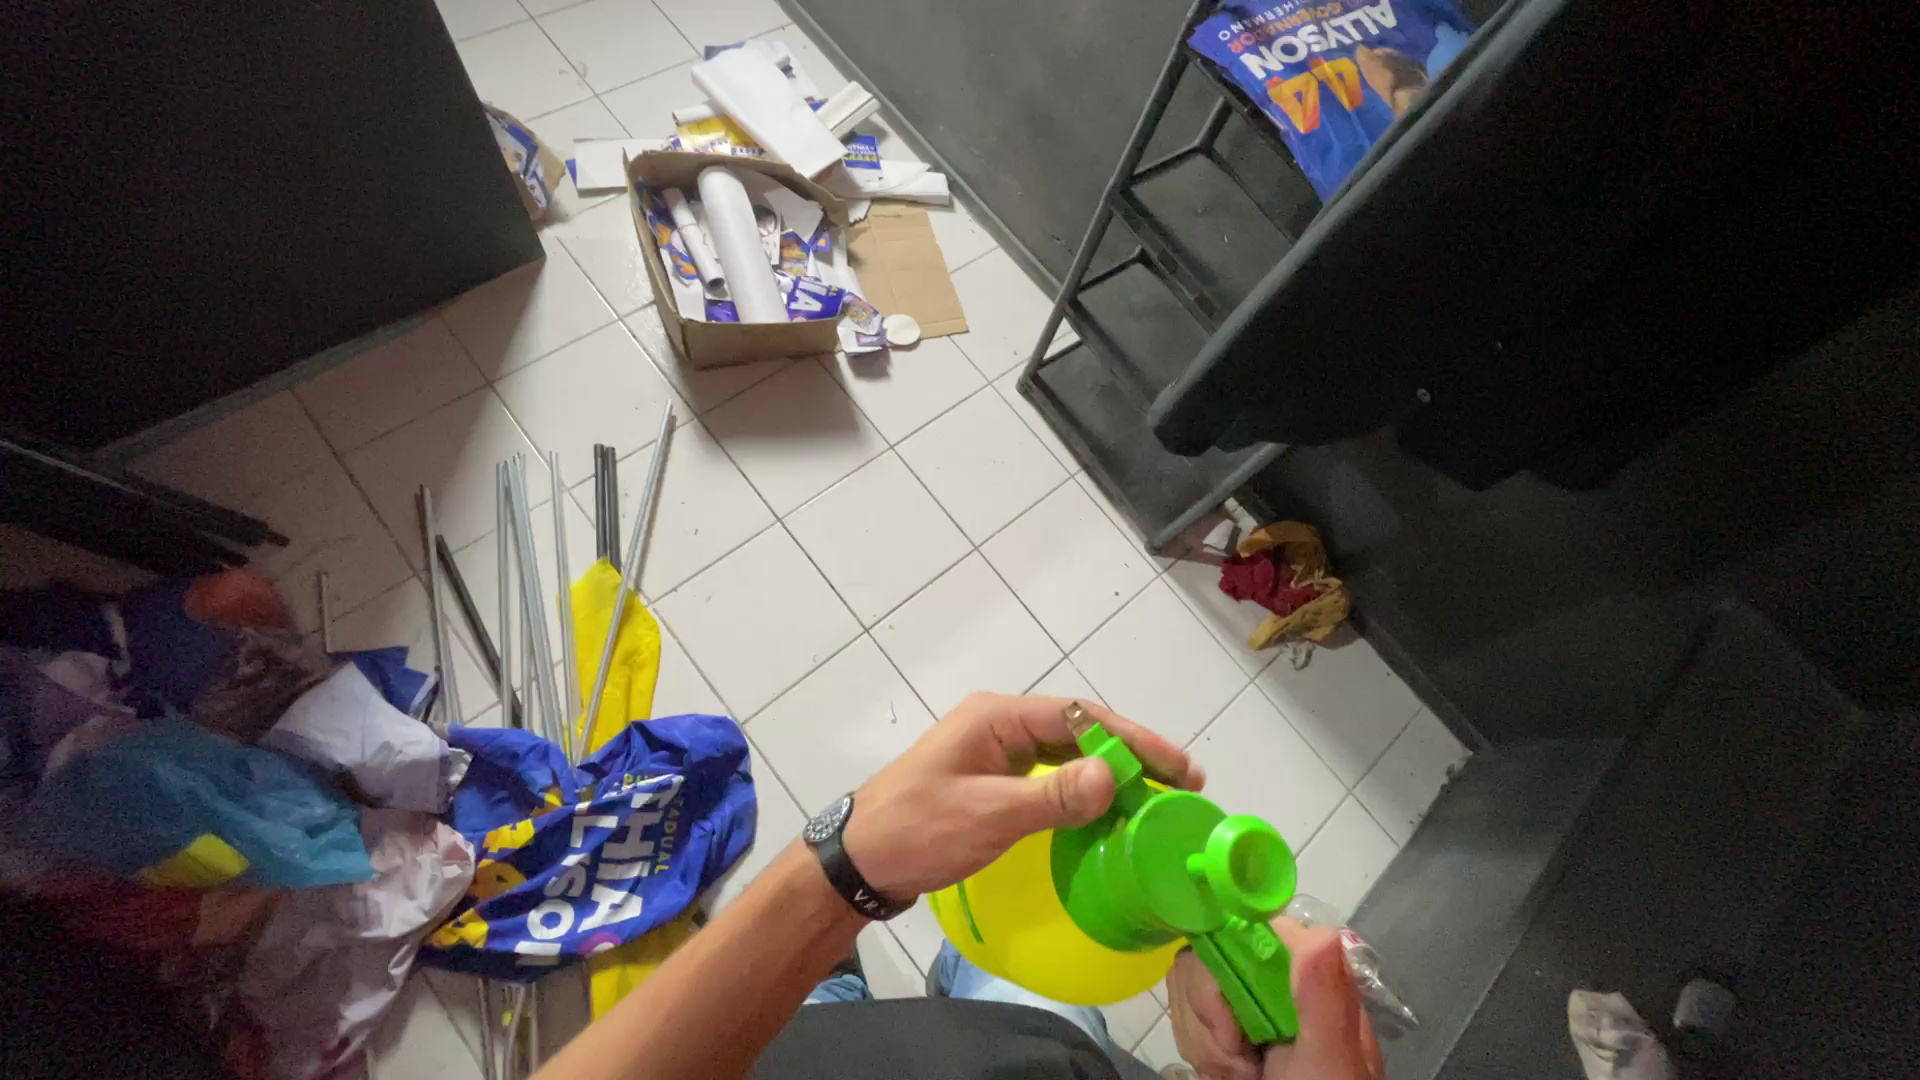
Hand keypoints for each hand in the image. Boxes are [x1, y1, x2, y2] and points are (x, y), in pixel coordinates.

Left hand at [840, 693, 1201, 900]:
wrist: (859, 860)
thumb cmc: (918, 830)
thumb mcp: (987, 815)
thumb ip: (1052, 795)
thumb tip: (1114, 773)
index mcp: (997, 717)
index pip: (1079, 716)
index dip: (1132, 739)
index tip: (1177, 766)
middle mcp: (1001, 724)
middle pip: (1079, 729)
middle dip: (1130, 753)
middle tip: (1183, 782)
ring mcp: (997, 751)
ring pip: (1068, 753)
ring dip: (1111, 772)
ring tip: (1159, 796)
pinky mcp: (995, 778)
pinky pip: (1051, 776)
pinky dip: (1084, 790)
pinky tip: (1111, 809)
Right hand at [1167, 919, 1382, 1079]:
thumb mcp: (1331, 1063)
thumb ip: (1324, 999)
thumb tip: (1321, 932)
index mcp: (1304, 968)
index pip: (1242, 926)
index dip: (1220, 967)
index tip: (1232, 1026)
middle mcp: (1271, 969)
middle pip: (1205, 952)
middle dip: (1208, 1015)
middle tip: (1241, 1062)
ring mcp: (1243, 990)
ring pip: (1185, 978)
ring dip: (1202, 1038)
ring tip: (1238, 1074)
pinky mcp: (1221, 1012)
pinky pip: (1181, 1005)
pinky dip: (1196, 1045)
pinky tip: (1226, 1072)